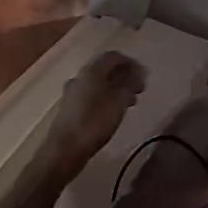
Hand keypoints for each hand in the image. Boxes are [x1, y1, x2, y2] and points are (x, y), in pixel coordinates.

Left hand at [47, 51, 147, 166]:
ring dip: (116, 87)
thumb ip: (130, 84)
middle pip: (105, 69)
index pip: (113, 57)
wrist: (64, 150)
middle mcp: (80, 78)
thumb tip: (138, 73)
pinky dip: (105, 97)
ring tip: (130, 101)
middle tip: (139, 88)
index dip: (130, 62)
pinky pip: (91, 94)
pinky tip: (113, 111)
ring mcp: (72, 93)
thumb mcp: (119, 102)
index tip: (143, 75)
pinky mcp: (70, 107)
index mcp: (91, 72)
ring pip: (98, 83)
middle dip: (124, 76)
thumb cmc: (95, 123)